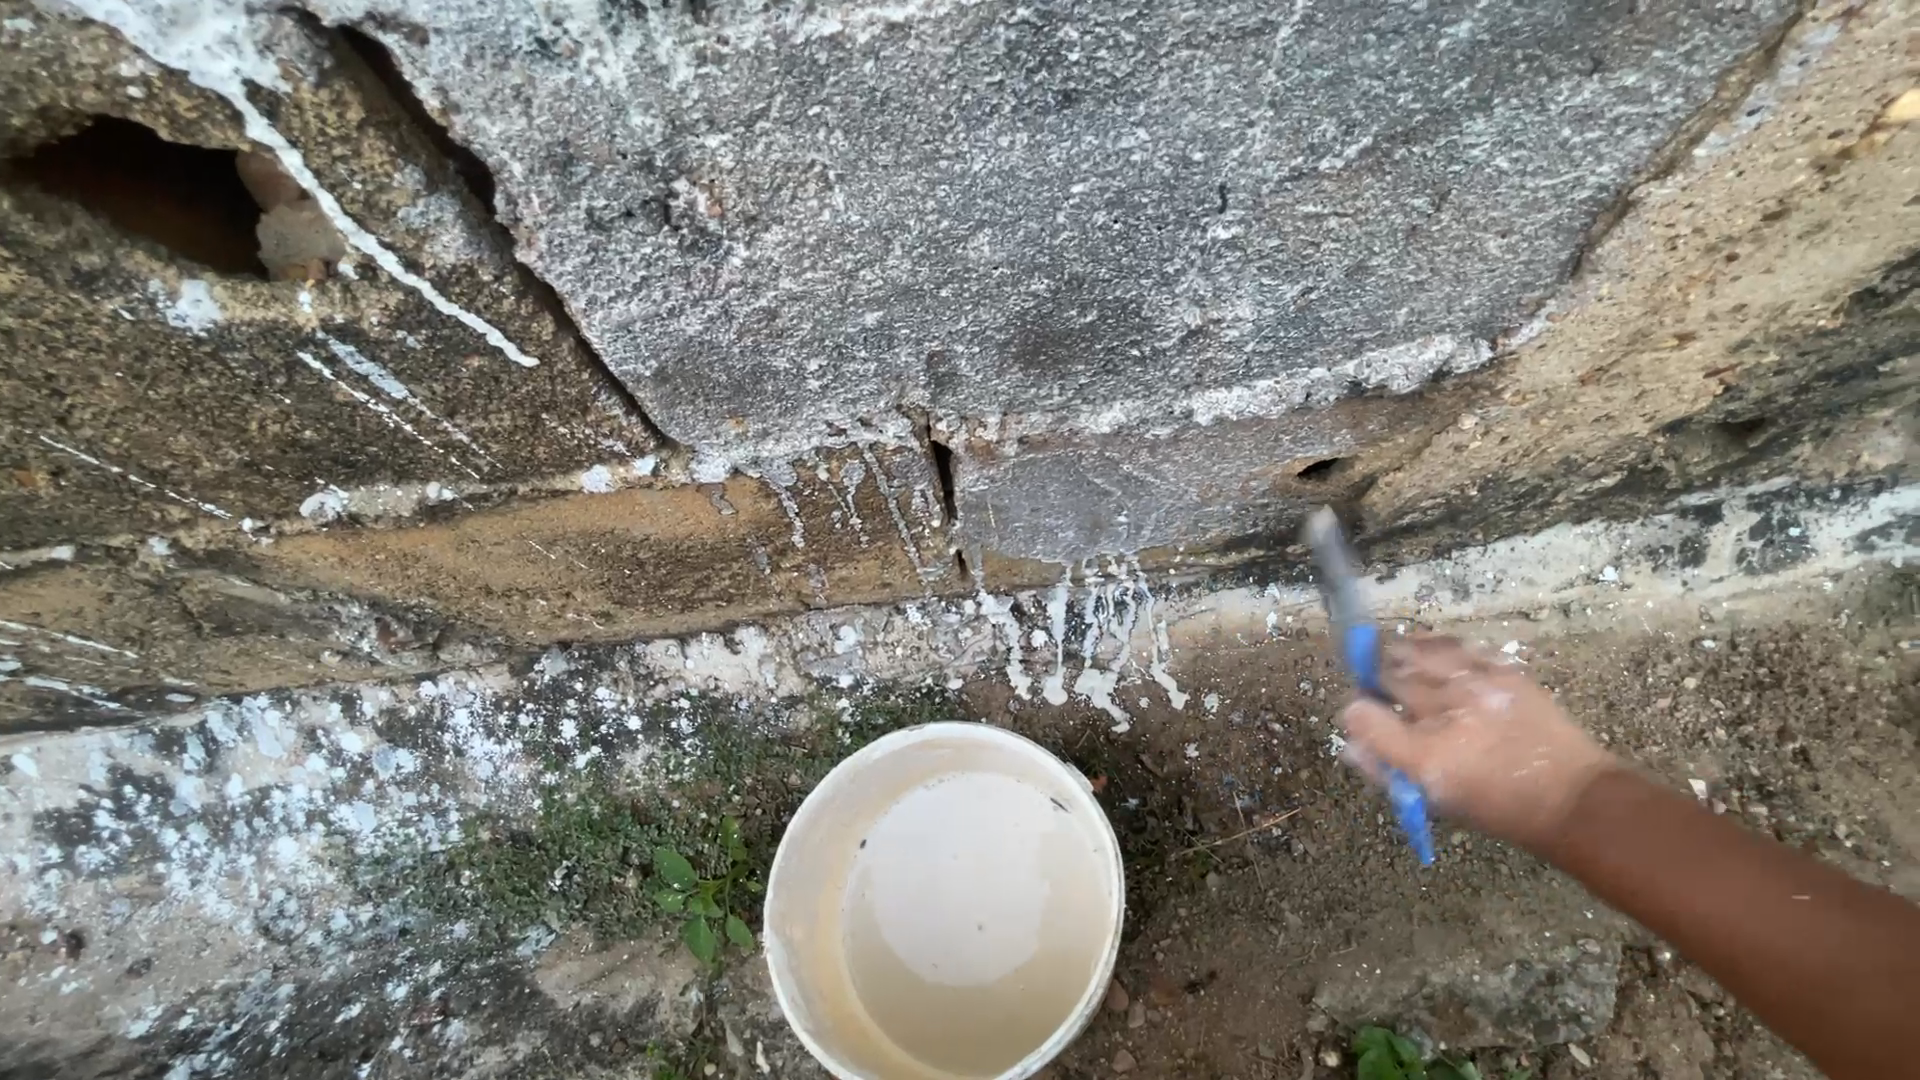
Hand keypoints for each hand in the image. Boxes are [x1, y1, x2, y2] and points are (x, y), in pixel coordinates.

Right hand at [1340, 636, 1617, 851]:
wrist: (1576, 800)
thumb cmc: (1497, 807)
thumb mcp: (1434, 801)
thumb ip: (1385, 770)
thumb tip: (1350, 742)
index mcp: (1424, 754)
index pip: (1360, 713)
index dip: (1354, 711)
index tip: (1361, 714)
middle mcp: (1445, 713)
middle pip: (1385, 675)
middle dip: (1377, 682)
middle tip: (1383, 692)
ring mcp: (1476, 686)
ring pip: (1415, 650)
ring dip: (1400, 657)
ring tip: (1401, 664)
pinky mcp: (1503, 671)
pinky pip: (1454, 644)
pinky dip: (1435, 645)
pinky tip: (1431, 653)